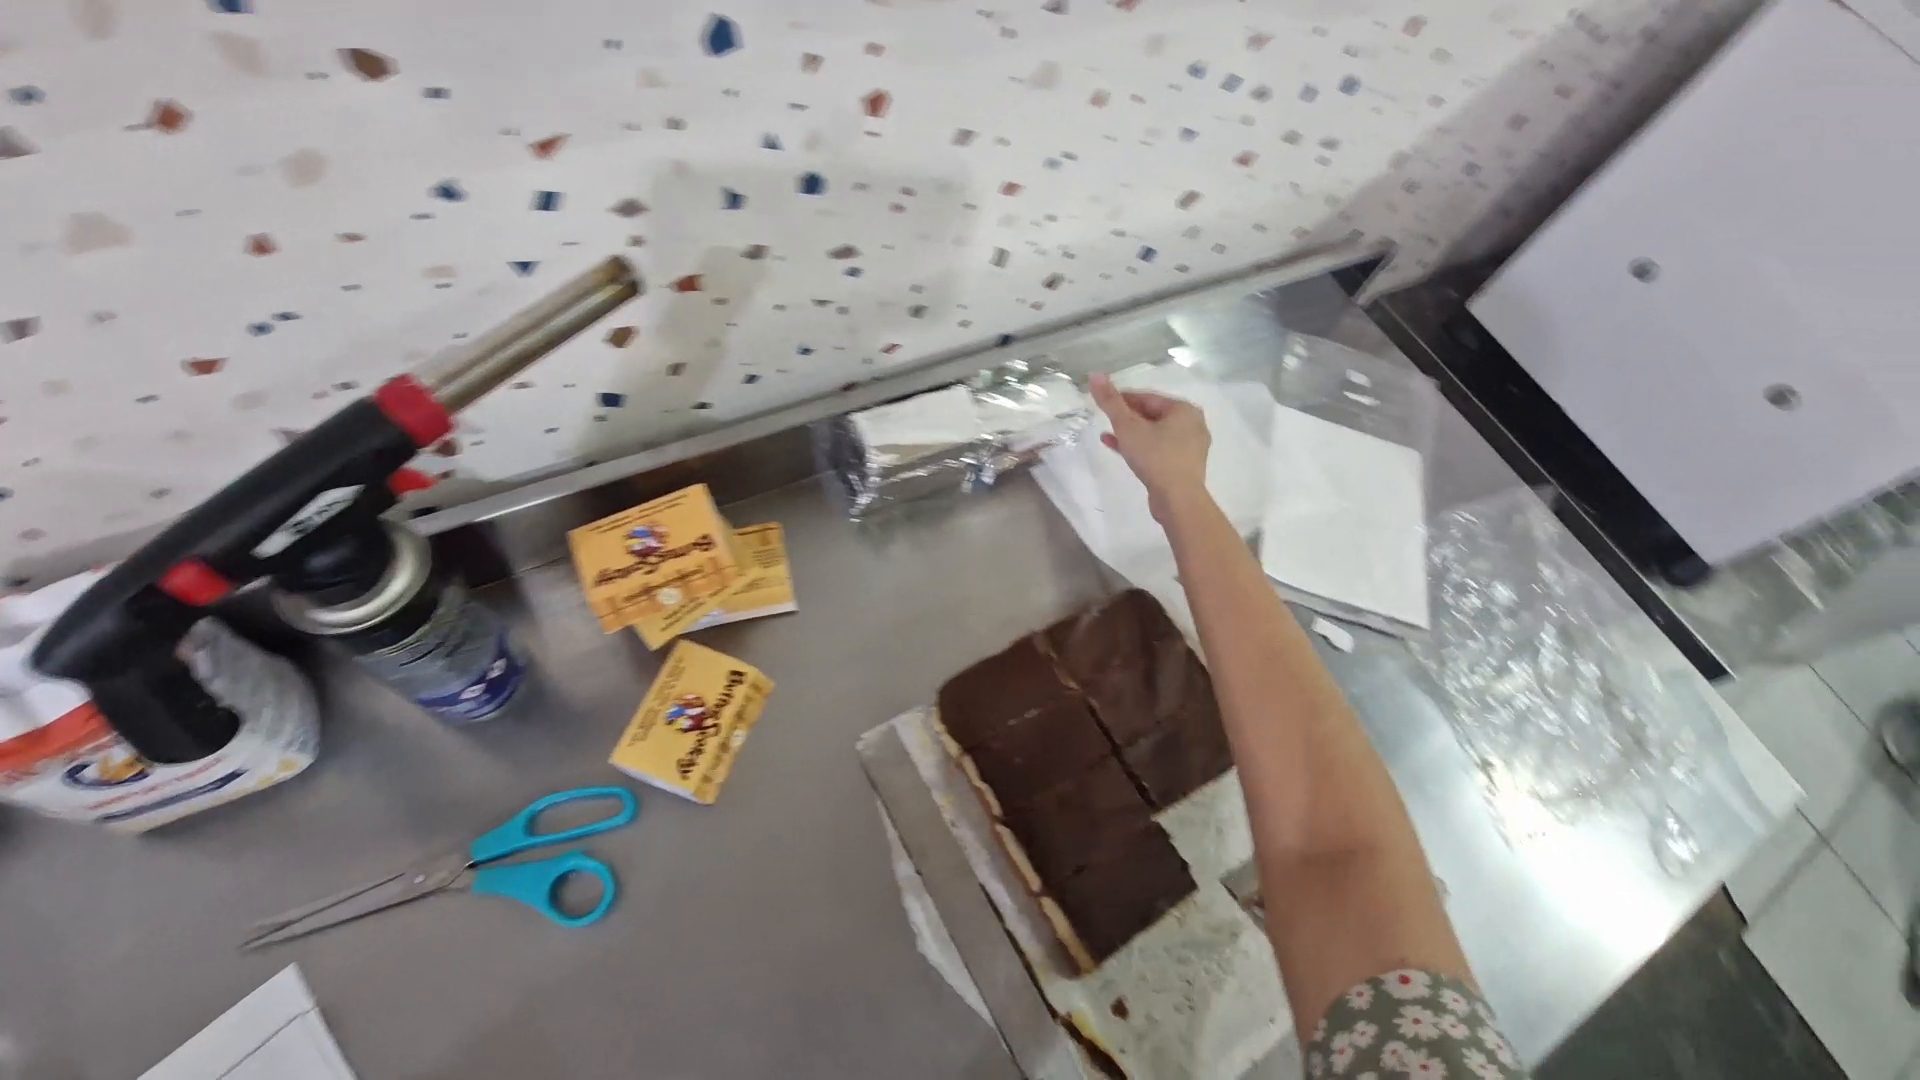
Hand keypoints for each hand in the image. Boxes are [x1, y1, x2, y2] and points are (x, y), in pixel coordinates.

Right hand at [1089, 372, 1210, 524]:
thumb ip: (1110, 402)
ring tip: (1108, 433)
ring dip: (1131, 433)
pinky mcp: (1184, 466)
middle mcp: (1192, 424)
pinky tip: (1119, 449)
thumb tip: (1095, 375)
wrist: (1178, 499)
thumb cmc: (1155, 456)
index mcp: (1184, 409)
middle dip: (1127, 417)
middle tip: (1106, 419)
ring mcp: (1190, 447)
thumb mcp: (1128, 427)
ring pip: (1155, 433)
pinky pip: (1159, 449)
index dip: (1122, 398)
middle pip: (1152, 415)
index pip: (1147, 397)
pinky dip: (1141, 447)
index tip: (1103, 403)